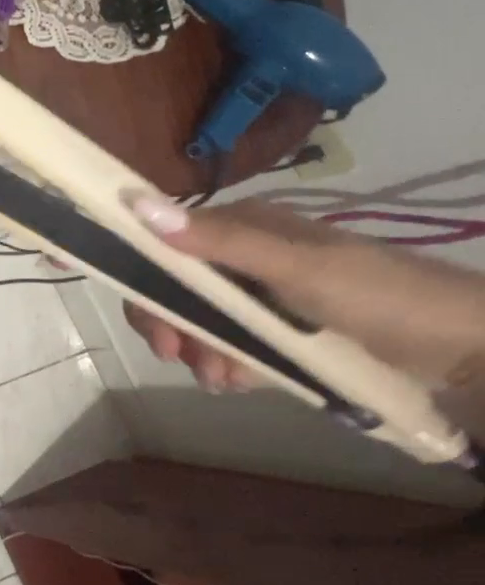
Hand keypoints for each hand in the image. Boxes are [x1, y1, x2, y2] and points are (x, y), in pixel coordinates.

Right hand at [123, 196, 484, 391]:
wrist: (473, 349)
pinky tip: (242, 378)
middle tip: (179, 357)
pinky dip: (228, 360)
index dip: (140, 280)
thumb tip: (134, 204)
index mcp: (242, 225)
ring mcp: (266, 289)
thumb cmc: (382, 299)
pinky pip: (234, 339)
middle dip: (172, 325)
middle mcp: (244, 251)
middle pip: (174, 286)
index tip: (144, 320)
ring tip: (223, 379)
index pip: (160, 244)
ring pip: (201, 318)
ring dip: (200, 350)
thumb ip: (219, 242)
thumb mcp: (297, 270)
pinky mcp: (285, 324)